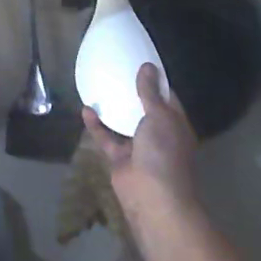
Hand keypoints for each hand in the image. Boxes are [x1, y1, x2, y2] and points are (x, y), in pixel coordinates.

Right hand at [83, 63, 200, 219]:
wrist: (153, 198)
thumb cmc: (163, 153)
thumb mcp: (159, 117)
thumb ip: (150, 93)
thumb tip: (148, 66)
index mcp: (175, 126)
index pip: (167, 98)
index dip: (155, 81)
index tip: (140, 62)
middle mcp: (159, 136)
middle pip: (144, 110)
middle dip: (131, 93)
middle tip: (114, 71)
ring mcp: (139, 148)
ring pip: (123, 123)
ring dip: (112, 108)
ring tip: (98, 86)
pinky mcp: (120, 158)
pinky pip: (106, 137)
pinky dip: (96, 125)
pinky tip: (86, 110)